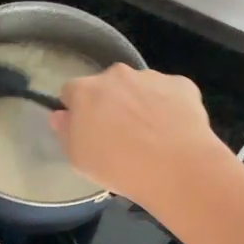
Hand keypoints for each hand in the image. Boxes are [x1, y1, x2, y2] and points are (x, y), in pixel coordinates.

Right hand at [49, 64, 233, 209]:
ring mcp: (152, 77)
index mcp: (86, 91)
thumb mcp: (79, 159)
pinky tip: (174, 131)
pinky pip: (170, 92)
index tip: (87, 130)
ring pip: (140, 87)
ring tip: (151, 136)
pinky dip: (169, 106)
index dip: (77, 111)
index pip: (71, 92)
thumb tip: (61, 115)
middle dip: (110, 104)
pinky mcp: (182, 84)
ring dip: (140, 104)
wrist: (175, 168)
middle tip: (120, 135)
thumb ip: (66, 132)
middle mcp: (117, 75)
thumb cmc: (118, 167)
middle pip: (107, 86)